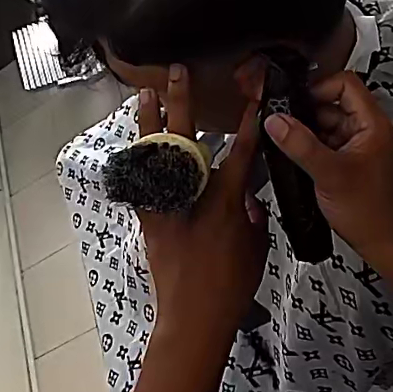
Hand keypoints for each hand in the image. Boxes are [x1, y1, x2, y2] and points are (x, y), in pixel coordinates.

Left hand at [135, 65, 267, 338]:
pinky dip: (138, 161)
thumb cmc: (231, 286)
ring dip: (150, 123)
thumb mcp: (258, 247)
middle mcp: (193, 196)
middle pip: (187, 139)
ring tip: (146, 95)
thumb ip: (254, 217)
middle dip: (183, 102)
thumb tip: (247, 198)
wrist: (195, 317)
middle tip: (177, 74)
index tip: (251, 95)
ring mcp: (166, 207)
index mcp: (227, 202)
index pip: (241, 151)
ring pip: (155, 155)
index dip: (247, 121)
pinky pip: (140, 183)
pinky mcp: (149, 220)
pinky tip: (135, 145)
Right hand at [262, 72, 392, 258]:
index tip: (296, 102)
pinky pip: (325, 140)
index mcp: (373, 123)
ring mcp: (358, 143)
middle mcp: (368, 129)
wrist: (380, 239)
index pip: (345, 83)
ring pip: (326, 121)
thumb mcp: (329, 173)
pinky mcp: (348, 158)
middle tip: (284, 123)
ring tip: (290, 144)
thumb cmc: (369, 211)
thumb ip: (300, 145)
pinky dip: (310, 144)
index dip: (318, 88)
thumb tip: (277, 121)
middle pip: (332, 101)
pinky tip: (298, 156)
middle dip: (306, 111)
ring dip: (306, 129)